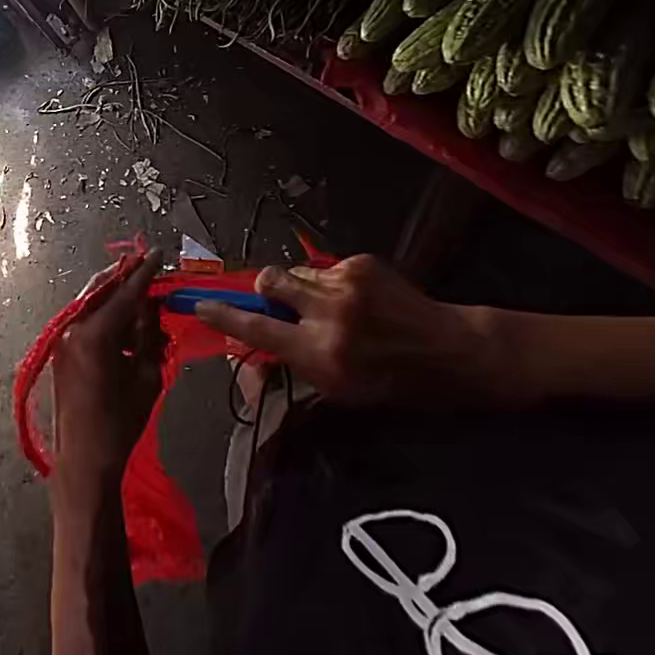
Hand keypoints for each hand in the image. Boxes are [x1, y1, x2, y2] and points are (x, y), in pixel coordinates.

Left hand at [51, 252, 166, 495]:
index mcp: (94, 334)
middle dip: (127, 277)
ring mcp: (62, 337)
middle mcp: (73, 328)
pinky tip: (124, 323)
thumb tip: (150, 306)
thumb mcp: (147, 377)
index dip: (145, 272)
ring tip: (143, 301)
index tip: (158, 253)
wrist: (83, 459)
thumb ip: (148, 335)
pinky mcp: (60, 348)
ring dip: (116, 297)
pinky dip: (105, 314)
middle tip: (150, 269)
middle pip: (102, 289)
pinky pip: (86, 318)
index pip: (125, 292)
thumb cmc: (120, 424)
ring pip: (93, 302)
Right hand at [194, 255, 508, 407]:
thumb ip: (288, 368)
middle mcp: (329, 315)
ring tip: (329, 306)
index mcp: (321, 354)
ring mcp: (346, 284)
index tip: (200, 306)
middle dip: (266, 290)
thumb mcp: (336, 391)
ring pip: (294, 272)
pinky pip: (323, 268)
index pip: (256, 330)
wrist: (453, 353)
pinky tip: (357, 300)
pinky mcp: (361, 263)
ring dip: (299, 288)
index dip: (223, 317)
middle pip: (268, 281)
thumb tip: (246, 357)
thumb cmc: (391, 383)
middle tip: (282, 304)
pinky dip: (330, 283)